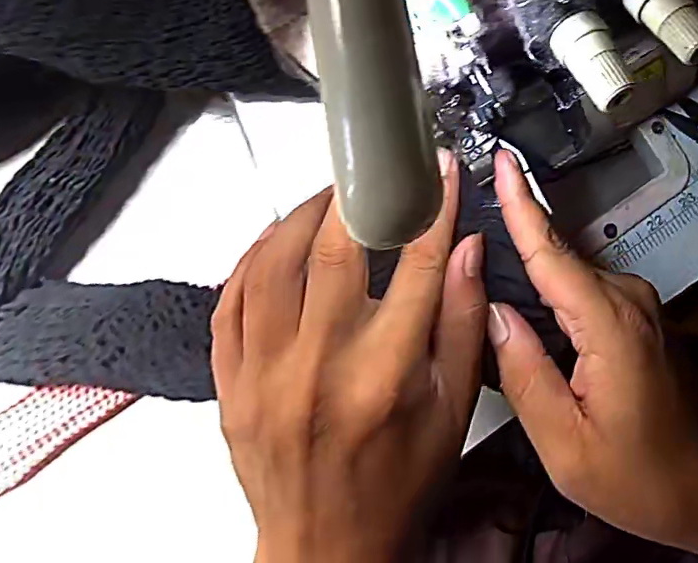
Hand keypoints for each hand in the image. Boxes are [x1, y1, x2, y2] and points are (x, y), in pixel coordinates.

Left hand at [213, 153, 487, 562]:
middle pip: (335, 250)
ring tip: (329, 199)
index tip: (440, 171)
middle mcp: (319, 368)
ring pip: (272, 264)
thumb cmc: (403, 479)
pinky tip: (279, 238)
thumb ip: (466, 317)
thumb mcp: (457, 402)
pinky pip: (230, 301)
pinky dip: (253, 257)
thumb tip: (467, 245)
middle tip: (376, 173)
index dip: (434, 206)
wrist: (328, 551)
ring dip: (302, 216)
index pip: (416, 263)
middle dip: (361, 196)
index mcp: (386, 374)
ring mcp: (263, 377)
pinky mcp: (230, 386)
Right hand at [483, 150, 697, 558]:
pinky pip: (578, 288)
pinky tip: (524, 317)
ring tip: (483, 290)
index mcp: (609, 324)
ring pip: (563, 273)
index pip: (551, 252)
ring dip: (525, 274)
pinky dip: (547, 293)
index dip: (521, 203)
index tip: (502, 161)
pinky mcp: (632, 308)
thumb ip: (524, 375)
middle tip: (460, 243)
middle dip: (507, 240)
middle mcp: (625, 297)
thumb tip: (494, 316)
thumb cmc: (651, 475)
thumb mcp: (569, 448)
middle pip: (552, 257)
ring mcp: (632, 299)